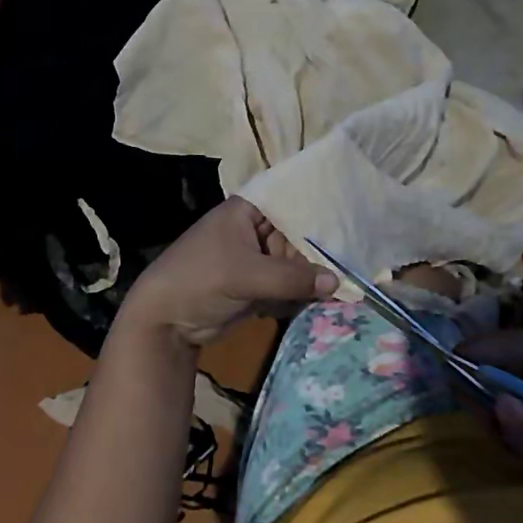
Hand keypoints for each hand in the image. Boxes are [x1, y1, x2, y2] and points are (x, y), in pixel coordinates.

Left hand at [119, 197, 338, 347]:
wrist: (165, 322)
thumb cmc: (199, 280)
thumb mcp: (246, 275)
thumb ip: (293, 278)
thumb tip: (337, 283)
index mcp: (250, 210)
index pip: (293, 201)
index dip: (322, 210)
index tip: (355, 220)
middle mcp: (258, 229)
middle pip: (301, 235)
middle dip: (324, 252)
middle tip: (357, 263)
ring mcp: (260, 258)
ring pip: (299, 263)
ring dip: (315, 278)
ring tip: (347, 286)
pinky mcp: (260, 285)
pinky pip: (291, 285)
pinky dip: (303, 294)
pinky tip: (323, 301)